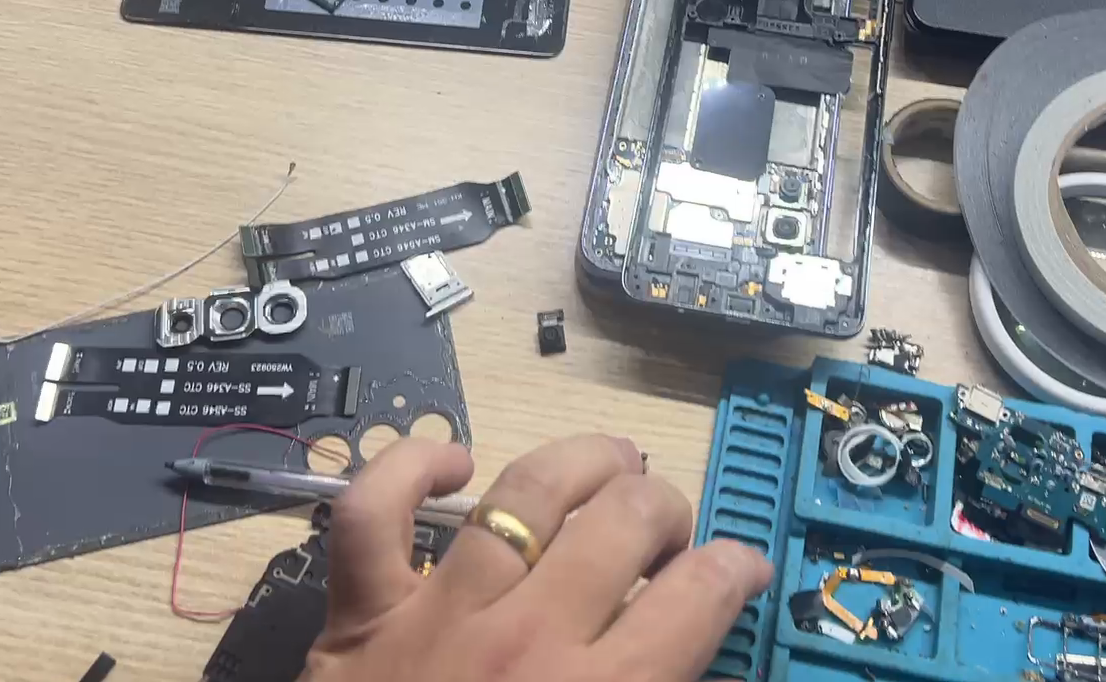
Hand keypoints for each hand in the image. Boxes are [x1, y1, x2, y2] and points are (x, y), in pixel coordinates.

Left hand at [306, 434, 773, 681]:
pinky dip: (410, 464)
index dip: (735, 567)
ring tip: (612, 462)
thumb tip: (689, 646)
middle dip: (665, 507)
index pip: (696, 600)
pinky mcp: (362, 611)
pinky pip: (373, 510)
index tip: (742, 563)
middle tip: (665, 530)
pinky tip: (459, 464)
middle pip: (623, 521)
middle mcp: (525, 642)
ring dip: (587, 459)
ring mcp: (438, 614)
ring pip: (529, 488)